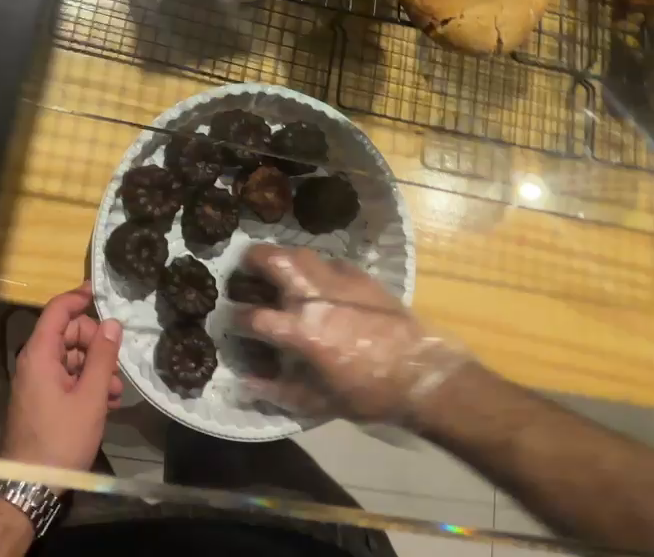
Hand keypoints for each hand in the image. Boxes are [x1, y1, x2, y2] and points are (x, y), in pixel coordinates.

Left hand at [0, 282, 123, 470]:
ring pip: (70, 357)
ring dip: (95, 368)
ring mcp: (36, 381)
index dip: (78, 297)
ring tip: (115, 393)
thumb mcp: (90, 397)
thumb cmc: (61, 438)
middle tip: (117, 366)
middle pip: (68, 333)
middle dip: (96, 344)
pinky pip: (65, 377)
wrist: (31, 485)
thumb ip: (102, 356)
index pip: (58, 310)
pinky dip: (85, 383)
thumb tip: (112, 323)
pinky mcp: (40, 399)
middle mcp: (34, 361)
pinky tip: (105, 403)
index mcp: (40, 354)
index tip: (101, 292)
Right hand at [236, 244, 471, 421]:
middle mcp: (313, 296)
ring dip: (281, 257)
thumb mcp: (318, 402)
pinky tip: (319, 282)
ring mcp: (336, 280)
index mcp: (300, 331)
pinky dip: (314, 267)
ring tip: (277, 269)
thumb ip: (277, 390)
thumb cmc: (367, 393)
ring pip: (298, 252)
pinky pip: (327, 261)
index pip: (253, 316)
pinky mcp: (358, 274)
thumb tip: (244, 383)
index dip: (235, 317)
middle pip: (271, 260)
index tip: (231, 318)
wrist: (422, 374)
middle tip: (245, 267)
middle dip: (251, 260)